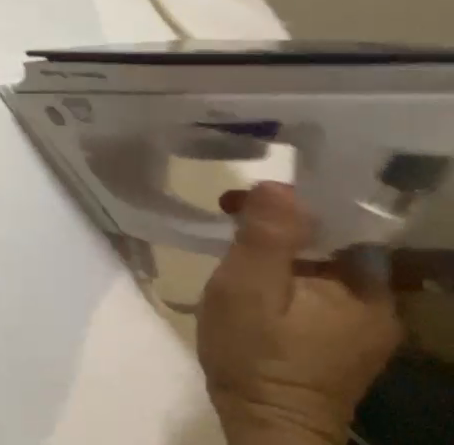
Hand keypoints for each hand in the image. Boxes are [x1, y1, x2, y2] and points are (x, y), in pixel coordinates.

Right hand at [198, 182, 402, 443]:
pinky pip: (321, 291)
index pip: (343, 226)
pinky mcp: (344, 341)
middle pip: (334, 245)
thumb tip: (281, 185)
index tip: (240, 200)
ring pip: (325, 267)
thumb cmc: (255, 352)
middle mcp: (380, 307)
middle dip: (283, 225)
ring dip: (282, 250)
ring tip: (233, 246)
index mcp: (367, 292)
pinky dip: (288, 276)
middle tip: (227, 216)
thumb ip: (267, 236)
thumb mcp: (247, 286)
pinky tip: (254, 280)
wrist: (267, 423)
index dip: (294, 204)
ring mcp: (365, 328)